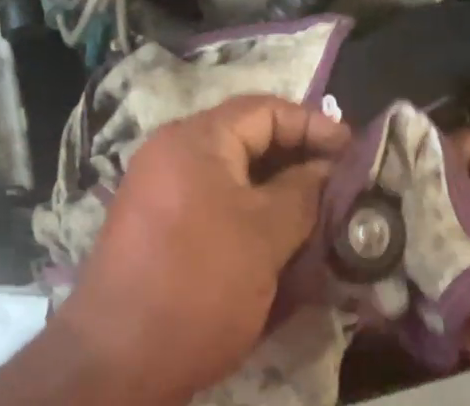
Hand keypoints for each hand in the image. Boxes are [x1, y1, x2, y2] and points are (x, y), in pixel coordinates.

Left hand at [53, 95, 350, 403]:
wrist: (115, 359)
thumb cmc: (198, 284)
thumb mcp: (265, 236)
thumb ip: (303, 192)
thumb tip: (327, 167)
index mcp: (195, 138)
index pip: (264, 110)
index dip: (313, 124)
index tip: (353, 150)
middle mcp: (171, 151)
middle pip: (246, 137)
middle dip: (296, 157)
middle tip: (340, 182)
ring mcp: (159, 188)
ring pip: (231, 173)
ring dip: (275, 188)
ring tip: (317, 213)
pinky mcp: (156, 224)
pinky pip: (212, 200)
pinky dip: (247, 210)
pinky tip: (277, 239)